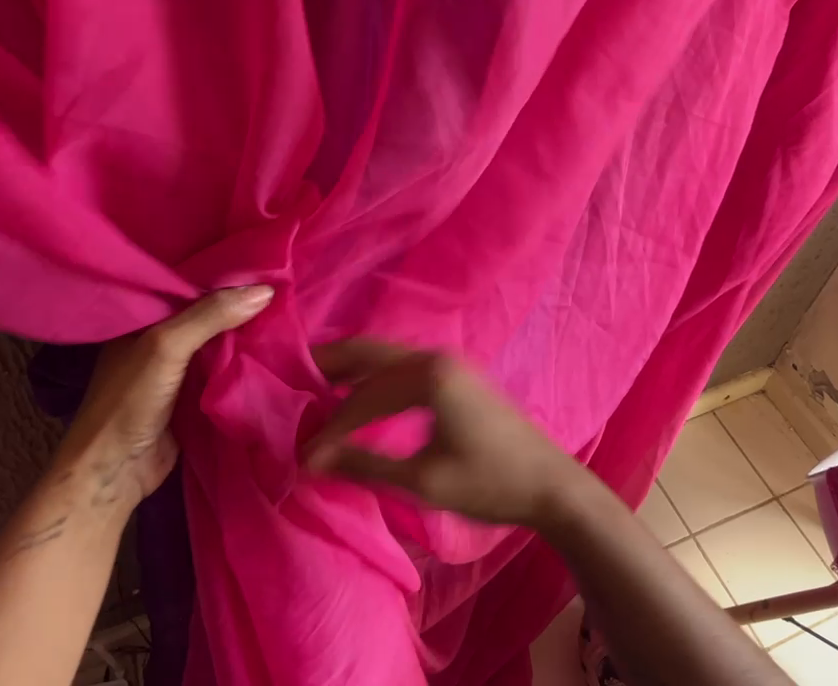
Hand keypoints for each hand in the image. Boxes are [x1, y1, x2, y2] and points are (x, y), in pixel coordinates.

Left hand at [59, 285, 272, 513]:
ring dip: (249, 331)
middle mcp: (162, 336)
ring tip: (292, 306)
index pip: (190, 282)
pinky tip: (278, 346)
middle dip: (242, 300)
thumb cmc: (130, 401)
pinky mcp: (195, 395)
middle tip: (289, 280)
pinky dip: (248, 361)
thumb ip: (211, 316)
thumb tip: (267, 290)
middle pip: (210, 311)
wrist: (115, 473)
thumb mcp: (167, 346)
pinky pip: (227, 369)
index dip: (225, 270)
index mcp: (145, 316)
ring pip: (221, 340)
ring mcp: (180, 368)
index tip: (267, 257)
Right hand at [301, 340, 585, 527]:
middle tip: (286, 385)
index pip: (360, 397)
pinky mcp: (452, 373)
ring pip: (382, 355)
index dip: (327, 427)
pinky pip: (398, 364)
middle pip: (365, 352)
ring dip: (347, 370)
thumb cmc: (489, 484)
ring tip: (312, 390)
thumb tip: (311, 460)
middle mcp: (433, 357)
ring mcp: (445, 361)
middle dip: (326, 367)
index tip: (301, 454)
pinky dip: (370, 375)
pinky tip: (355, 396)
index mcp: (427, 377)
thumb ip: (364, 465)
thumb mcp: (423, 482)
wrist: (551, 485)